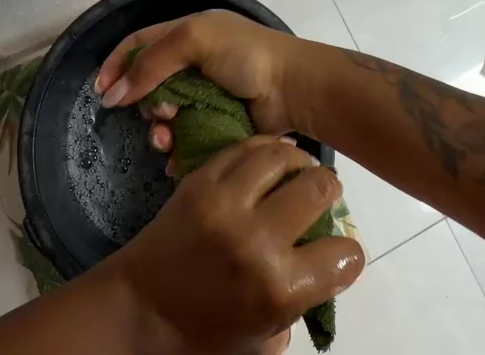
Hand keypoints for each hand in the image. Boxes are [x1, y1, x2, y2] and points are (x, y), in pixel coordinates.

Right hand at [95, 11, 309, 158]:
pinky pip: (183, 140)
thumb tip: (113, 95)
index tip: (101, 90)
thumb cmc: (246, 55)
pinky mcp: (215, 126)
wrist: (293, 89)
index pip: (141, 44)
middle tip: (156, 115)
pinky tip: (175, 157)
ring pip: (164, 117)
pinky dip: (175, 149)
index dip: (118, 64)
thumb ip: (153, 61)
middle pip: (149, 85)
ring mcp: (204, 97)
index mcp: (189, 34)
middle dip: (142, 102)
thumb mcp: (196, 40)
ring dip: (158, 129)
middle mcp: (193, 64)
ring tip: (166, 137)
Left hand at [102, 135, 364, 354]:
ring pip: (282, 156)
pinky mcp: (200, 180)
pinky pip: (245, 148)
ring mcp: (226, 203)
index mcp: (278, 289)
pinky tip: (271, 158)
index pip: (345, 254)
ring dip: (300, 160)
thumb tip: (322, 272)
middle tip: (324, 196)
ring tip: (301, 169)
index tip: (337, 254)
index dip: (347, 255)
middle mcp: (258, 239)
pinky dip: (266, 148)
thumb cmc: (202, 336)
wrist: (137, 309)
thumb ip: (298, 306)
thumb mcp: (262, 338)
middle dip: (329, 191)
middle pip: (318, 188)